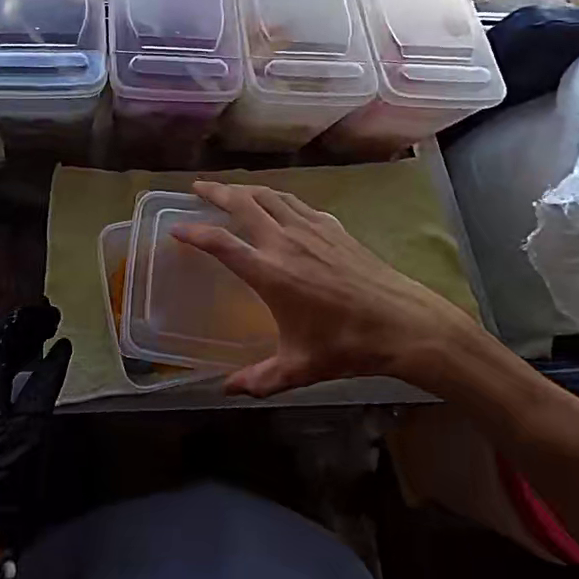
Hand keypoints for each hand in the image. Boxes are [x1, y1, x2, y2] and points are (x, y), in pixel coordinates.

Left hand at [0, 302, 71, 548]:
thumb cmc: (9, 469)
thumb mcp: (33, 421)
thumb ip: (46, 380)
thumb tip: (62, 346)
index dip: (22, 317)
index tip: (48, 307)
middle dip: (24, 325)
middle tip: (53, 315)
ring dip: (23, 340)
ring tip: (50, 329)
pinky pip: (2, 372)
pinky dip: (20, 357)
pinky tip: (38, 356)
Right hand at [171, 181, 481, 397]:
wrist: (402, 322)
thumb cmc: (347, 345)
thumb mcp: (299, 368)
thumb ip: (260, 379)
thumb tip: (228, 391)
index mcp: (271, 273)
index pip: (222, 244)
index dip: (195, 233)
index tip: (176, 227)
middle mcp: (285, 241)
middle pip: (243, 203)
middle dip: (216, 191)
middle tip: (197, 187)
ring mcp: (311, 229)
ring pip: (270, 196)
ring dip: (246, 188)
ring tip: (231, 189)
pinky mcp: (333, 227)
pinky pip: (297, 203)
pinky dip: (278, 198)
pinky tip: (278, 204)